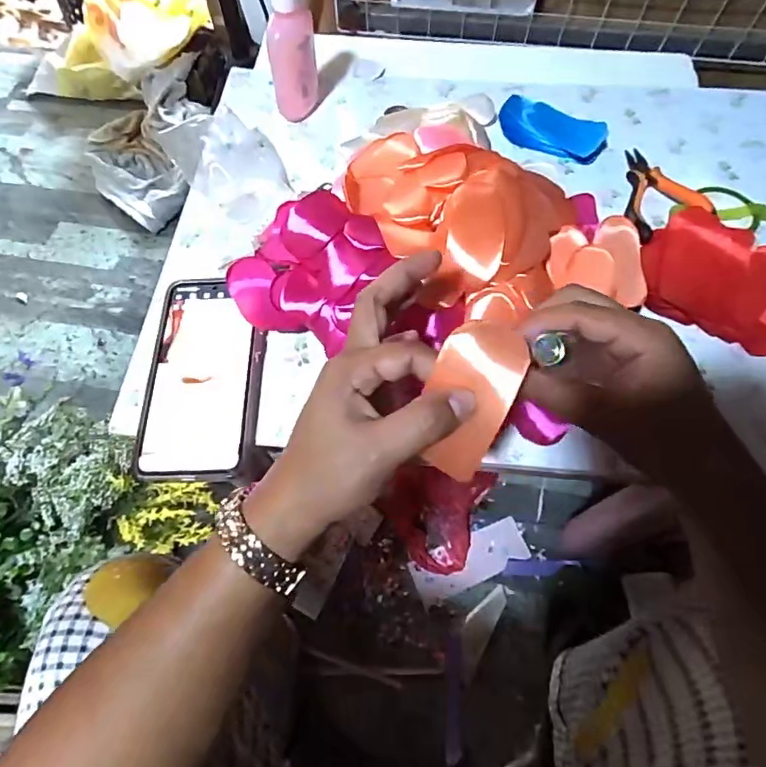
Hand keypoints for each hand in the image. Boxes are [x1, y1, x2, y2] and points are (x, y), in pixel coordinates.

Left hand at [243, 253, 471, 559]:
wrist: (295, 507)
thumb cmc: (331, 475)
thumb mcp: (381, 450)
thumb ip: (427, 421)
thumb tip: (470, 395)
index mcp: (351, 366)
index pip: (408, 352)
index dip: (438, 370)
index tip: (459, 398)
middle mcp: (350, 360)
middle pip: (376, 305)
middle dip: (405, 278)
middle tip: (436, 258)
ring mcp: (353, 376)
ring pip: (380, 325)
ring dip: (404, 301)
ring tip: (432, 283)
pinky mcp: (360, 394)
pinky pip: (389, 355)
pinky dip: (408, 337)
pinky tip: (424, 337)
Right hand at [518, 287, 723, 469]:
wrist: (705, 471)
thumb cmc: (664, 443)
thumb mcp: (608, 419)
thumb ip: (559, 394)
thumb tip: (511, 375)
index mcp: (641, 334)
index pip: (583, 309)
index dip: (542, 321)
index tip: (508, 342)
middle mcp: (637, 328)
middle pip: (583, 303)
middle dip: (544, 320)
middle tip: (513, 347)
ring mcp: (632, 343)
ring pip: (583, 321)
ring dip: (551, 334)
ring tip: (521, 356)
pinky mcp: (625, 361)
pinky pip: (588, 344)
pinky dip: (563, 351)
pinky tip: (543, 368)